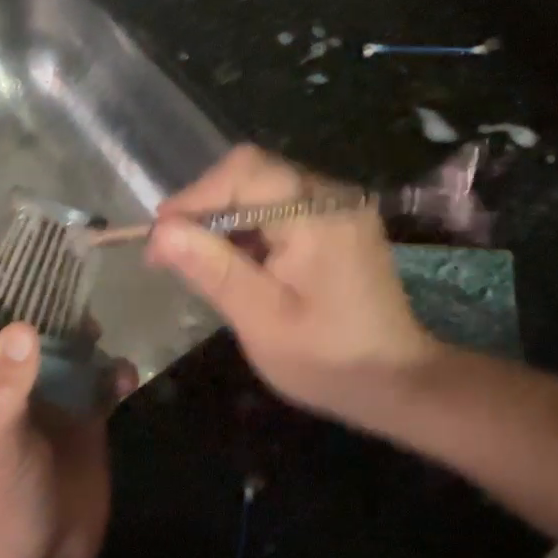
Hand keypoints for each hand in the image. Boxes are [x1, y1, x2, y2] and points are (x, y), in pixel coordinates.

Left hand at [0, 266, 137, 557]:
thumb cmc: (4, 498)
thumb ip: (4, 385)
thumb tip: (20, 325)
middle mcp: (6, 379)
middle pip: (6, 321)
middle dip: (25, 292)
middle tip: (52, 262)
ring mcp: (47, 395)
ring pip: (59, 342)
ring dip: (77, 325)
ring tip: (95, 312)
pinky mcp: (85, 414)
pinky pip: (101, 379)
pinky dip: (114, 371)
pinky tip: (124, 377)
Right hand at [145, 144, 439, 419]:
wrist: (397, 384)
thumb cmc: (326, 359)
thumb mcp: (259, 319)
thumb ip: (212, 268)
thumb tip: (160, 231)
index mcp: (317, 214)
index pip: (242, 173)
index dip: (193, 198)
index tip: (160, 241)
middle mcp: (332, 195)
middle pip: (252, 172)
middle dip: (206, 206)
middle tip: (175, 251)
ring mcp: (340, 205)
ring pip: (263, 185)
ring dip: (225, 216)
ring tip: (201, 261)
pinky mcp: (339, 221)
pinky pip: (282, 204)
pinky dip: (250, 224)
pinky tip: (239, 262)